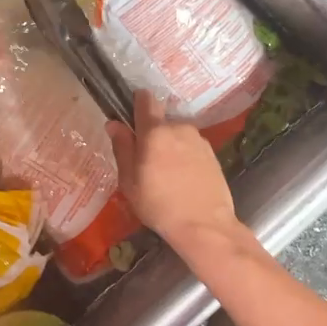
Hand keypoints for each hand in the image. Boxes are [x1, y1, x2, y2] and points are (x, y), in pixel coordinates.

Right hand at [106, 91, 238, 245]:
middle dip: (152, 135)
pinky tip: (183, 180)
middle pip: (161, 122)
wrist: (205, 226)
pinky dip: (185, 157)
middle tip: (146, 162)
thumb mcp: (129, 181)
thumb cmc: (159, 205)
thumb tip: (114, 124)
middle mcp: (179, 128)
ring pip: (177, 136)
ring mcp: (199, 140)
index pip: (145, 100)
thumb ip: (122, 148)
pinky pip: (191, 147)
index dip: (137, 103)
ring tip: (167, 175)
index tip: (131, 117)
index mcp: (155, 131)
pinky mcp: (212, 154)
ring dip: (170, 147)